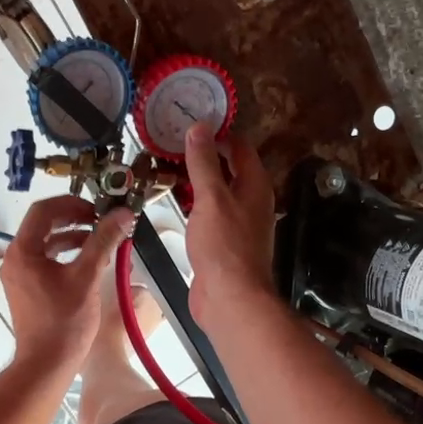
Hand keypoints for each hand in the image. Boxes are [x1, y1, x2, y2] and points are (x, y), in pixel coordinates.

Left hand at [0, 196, 135, 369]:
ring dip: (74, 237)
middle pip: (44, 225)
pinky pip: (47, 261)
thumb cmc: (64, 322)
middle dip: (75, 219)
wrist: (46, 364)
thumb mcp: (87, 277)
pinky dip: (68, 255)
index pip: (44, 210)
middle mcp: (15, 259)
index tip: (98, 208)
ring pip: (47, 243)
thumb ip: (103, 241)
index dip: (72, 203)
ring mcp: (19, 275)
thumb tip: (122, 214)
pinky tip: (91, 261)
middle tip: (102, 220)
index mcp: (22, 251)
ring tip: (102, 240)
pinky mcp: (27, 289)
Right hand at [183, 125, 275, 332]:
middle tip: (171, 145)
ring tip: (167, 169)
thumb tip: (199, 127)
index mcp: (255, 185)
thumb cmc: (223, 247)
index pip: (240, 147)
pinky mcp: (223, 243)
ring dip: (195, 181)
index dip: (218, 133)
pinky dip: (193, 204)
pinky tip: (174, 203)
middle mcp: (251, 202)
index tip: (189, 124)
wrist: (229, 299)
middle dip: (203, 156)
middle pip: (228, 169)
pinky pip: (208, 214)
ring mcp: (238, 224)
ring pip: (217, 192)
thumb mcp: (211, 198)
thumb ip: (203, 163)